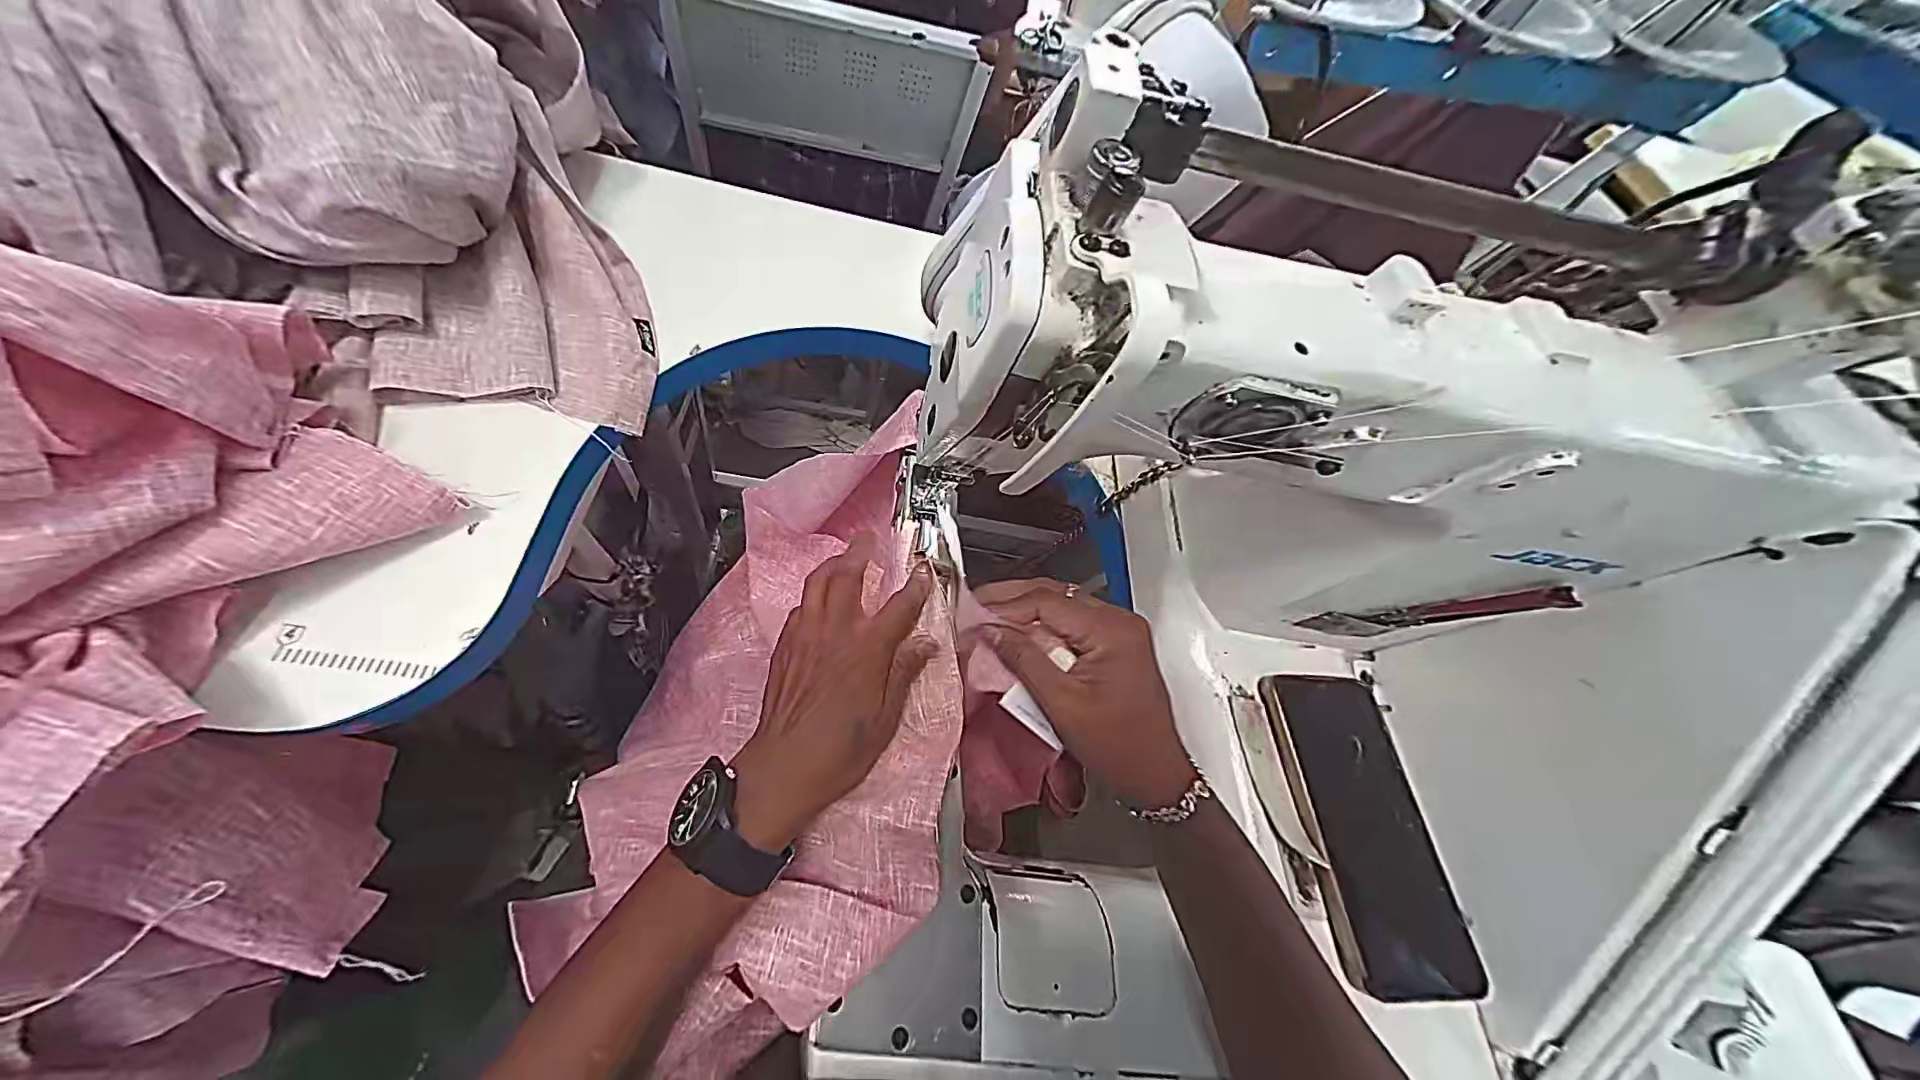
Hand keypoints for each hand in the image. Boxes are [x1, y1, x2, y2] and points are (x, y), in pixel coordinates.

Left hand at [731, 553, 936, 850]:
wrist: (784, 766)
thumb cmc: (839, 749)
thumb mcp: (885, 717)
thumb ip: (904, 673)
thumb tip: (925, 645)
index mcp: (867, 651)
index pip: (898, 606)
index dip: (915, 587)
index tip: (923, 573)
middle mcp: (835, 633)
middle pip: (847, 577)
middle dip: (860, 553)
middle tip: (868, 540)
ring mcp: (805, 636)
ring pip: (816, 584)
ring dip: (831, 564)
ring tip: (841, 557)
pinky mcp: (785, 646)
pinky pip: (799, 607)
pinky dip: (811, 594)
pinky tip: (817, 600)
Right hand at [975, 579, 1197, 810]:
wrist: (1156, 774)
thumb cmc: (1118, 746)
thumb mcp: (1061, 704)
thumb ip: (1024, 660)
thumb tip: (993, 632)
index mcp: (1111, 631)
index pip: (1047, 601)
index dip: (1006, 607)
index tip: (975, 616)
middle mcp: (1120, 622)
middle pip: (1056, 594)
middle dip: (1013, 599)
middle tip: (977, 605)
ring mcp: (1121, 631)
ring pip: (1064, 604)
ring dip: (1027, 609)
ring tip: (991, 617)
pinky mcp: (1116, 643)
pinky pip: (1074, 622)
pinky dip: (1045, 624)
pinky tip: (1020, 633)